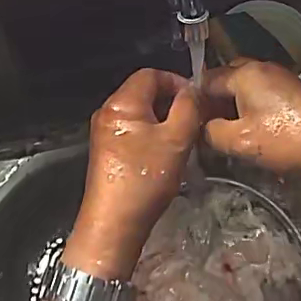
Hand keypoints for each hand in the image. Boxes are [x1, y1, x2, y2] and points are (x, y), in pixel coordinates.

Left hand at [64, 69, 200, 279]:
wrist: (112, 227)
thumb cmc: (144, 180)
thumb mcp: (176, 140)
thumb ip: (188, 107)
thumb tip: (192, 90)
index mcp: (121, 103)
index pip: (151, 74)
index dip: (176, 81)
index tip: (196, 99)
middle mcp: (108, 111)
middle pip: (144, 92)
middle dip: (171, 102)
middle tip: (193, 120)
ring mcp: (104, 132)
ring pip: (140, 112)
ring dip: (163, 119)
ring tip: (183, 138)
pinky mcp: (106, 150)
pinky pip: (133, 129)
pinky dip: (151, 134)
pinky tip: (165, 153)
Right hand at [201, 59, 300, 181]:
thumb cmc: (287, 140)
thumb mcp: (241, 142)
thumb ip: (212, 133)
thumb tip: (205, 129)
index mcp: (244, 73)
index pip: (205, 80)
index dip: (194, 103)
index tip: (189, 126)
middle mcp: (261, 68)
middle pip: (226, 80)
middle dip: (214, 103)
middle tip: (207, 130)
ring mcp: (280, 79)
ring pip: (244, 89)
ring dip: (233, 108)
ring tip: (229, 135)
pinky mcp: (293, 93)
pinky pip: (261, 96)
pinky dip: (252, 110)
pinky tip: (254, 134)